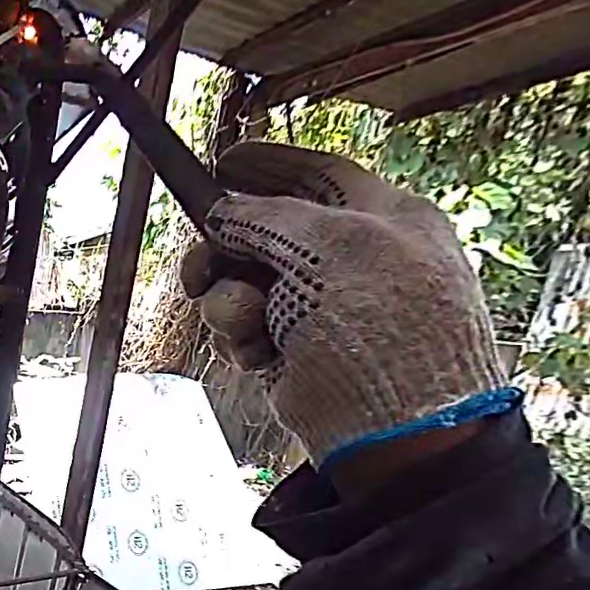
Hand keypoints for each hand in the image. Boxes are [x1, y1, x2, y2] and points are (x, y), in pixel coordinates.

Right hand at [181, 142, 511, 467]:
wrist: (389, 427)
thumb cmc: (383, 331)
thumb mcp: (333, 249)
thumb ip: (270, 217)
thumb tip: (223, 210)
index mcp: (380, 221)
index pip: (316, 175)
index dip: (268, 165)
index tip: (222, 162)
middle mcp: (346, 259)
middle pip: (260, 232)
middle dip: (223, 250)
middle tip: (200, 270)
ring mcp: (314, 305)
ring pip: (238, 283)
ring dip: (228, 304)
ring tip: (250, 325)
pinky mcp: (287, 344)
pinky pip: (239, 326)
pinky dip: (238, 338)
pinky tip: (259, 352)